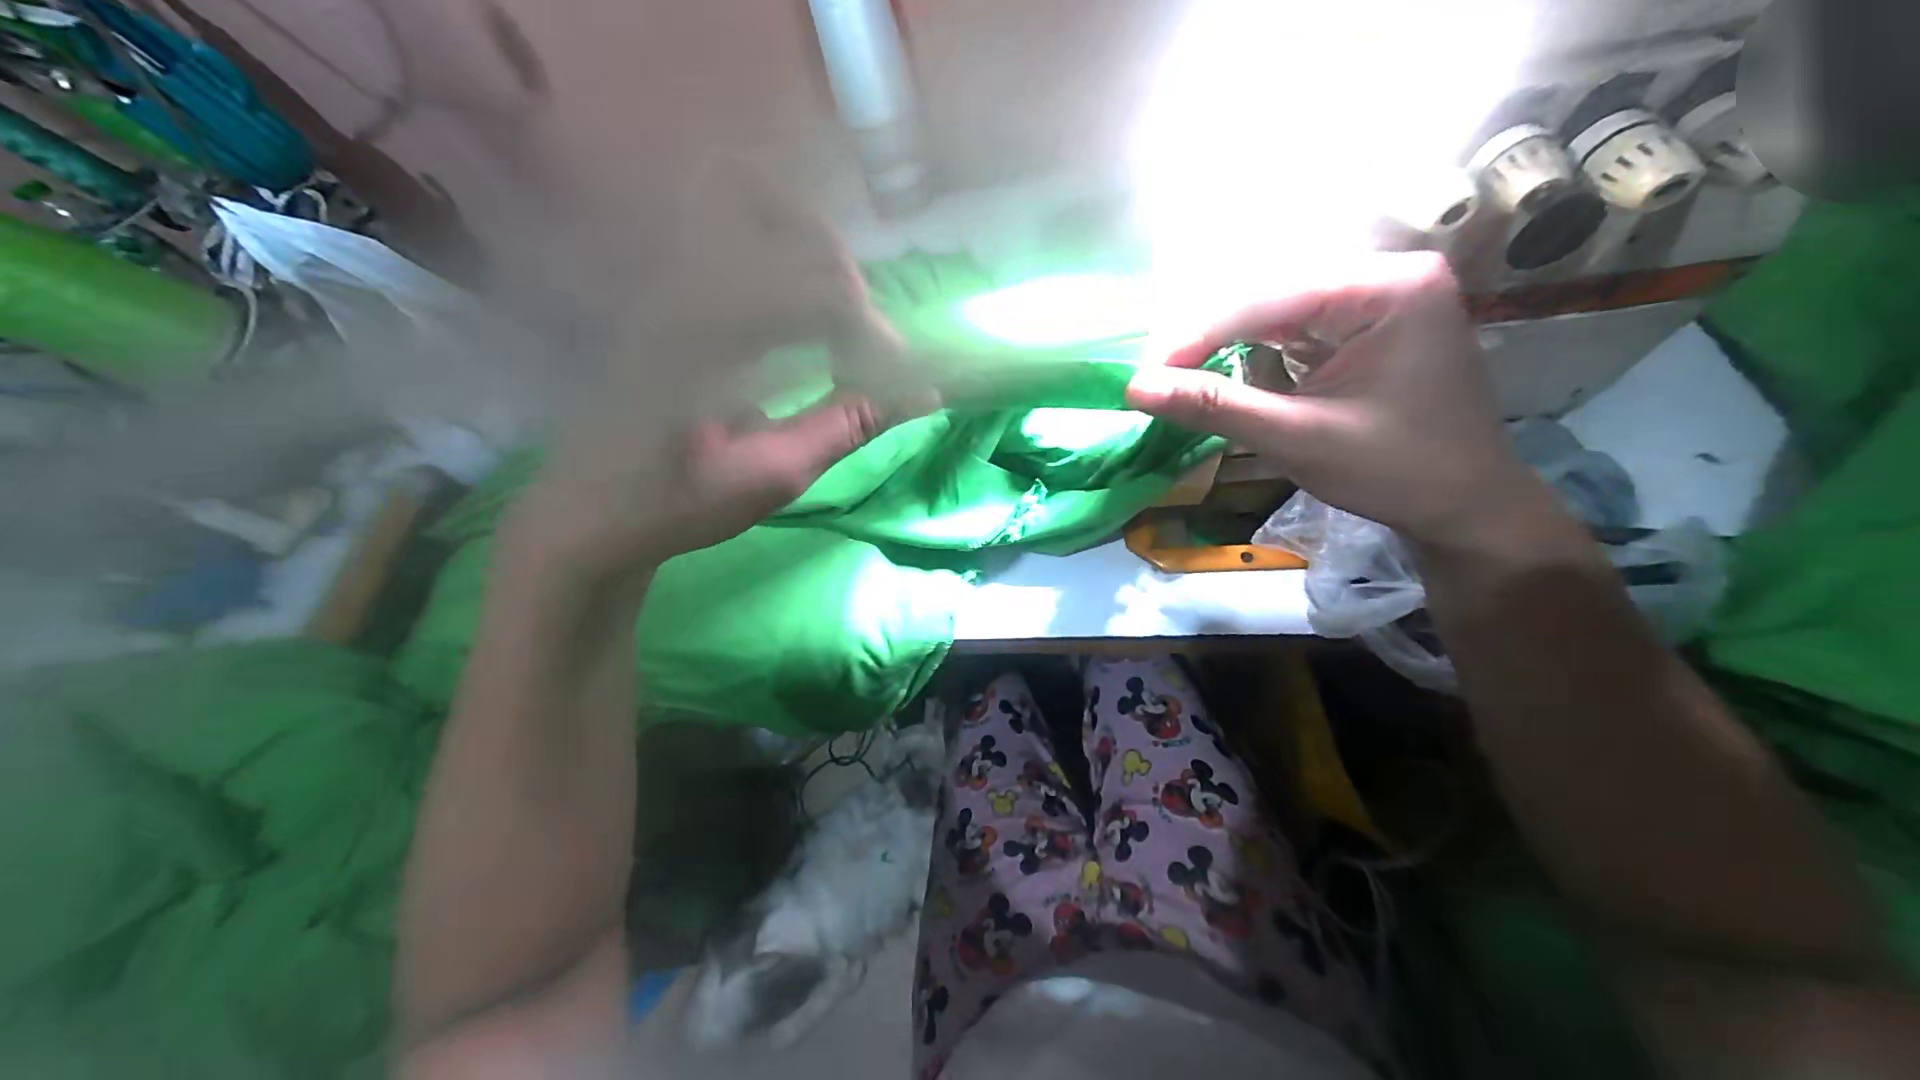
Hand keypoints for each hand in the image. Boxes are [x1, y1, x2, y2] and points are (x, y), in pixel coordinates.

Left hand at [505, 159, 896, 581]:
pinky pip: (735, 236)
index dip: (871, 330)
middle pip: (792, 230)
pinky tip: (796, 315)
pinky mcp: (667, 289)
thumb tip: (924, 390)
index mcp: (704, 334)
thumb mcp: (772, 475)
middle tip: (861, 342)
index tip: (896, 378)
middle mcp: (682, 285)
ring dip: (813, 257)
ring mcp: (668, 279)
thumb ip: (847, 424)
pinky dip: (782, 258)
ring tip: (834, 320)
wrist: (590, 512)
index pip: (816, 291)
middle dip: (846, 283)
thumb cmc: (676, 503)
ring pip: (759, 212)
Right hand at [1126, 252, 1547, 546]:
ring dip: (1228, 339)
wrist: (1466, 505)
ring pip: (1280, 307)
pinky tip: (1221, 366)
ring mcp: (1383, 295)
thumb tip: (1136, 388)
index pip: (1271, 297)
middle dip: (1212, 333)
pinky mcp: (1370, 321)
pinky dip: (1256, 348)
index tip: (1147, 371)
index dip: (1200, 334)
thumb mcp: (1297, 437)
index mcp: (1390, 286)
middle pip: (1274, 293)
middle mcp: (1390, 273)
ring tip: (1180, 370)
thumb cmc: (1395, 471)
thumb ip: (1216, 406)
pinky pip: (1297, 324)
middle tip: (1159, 373)